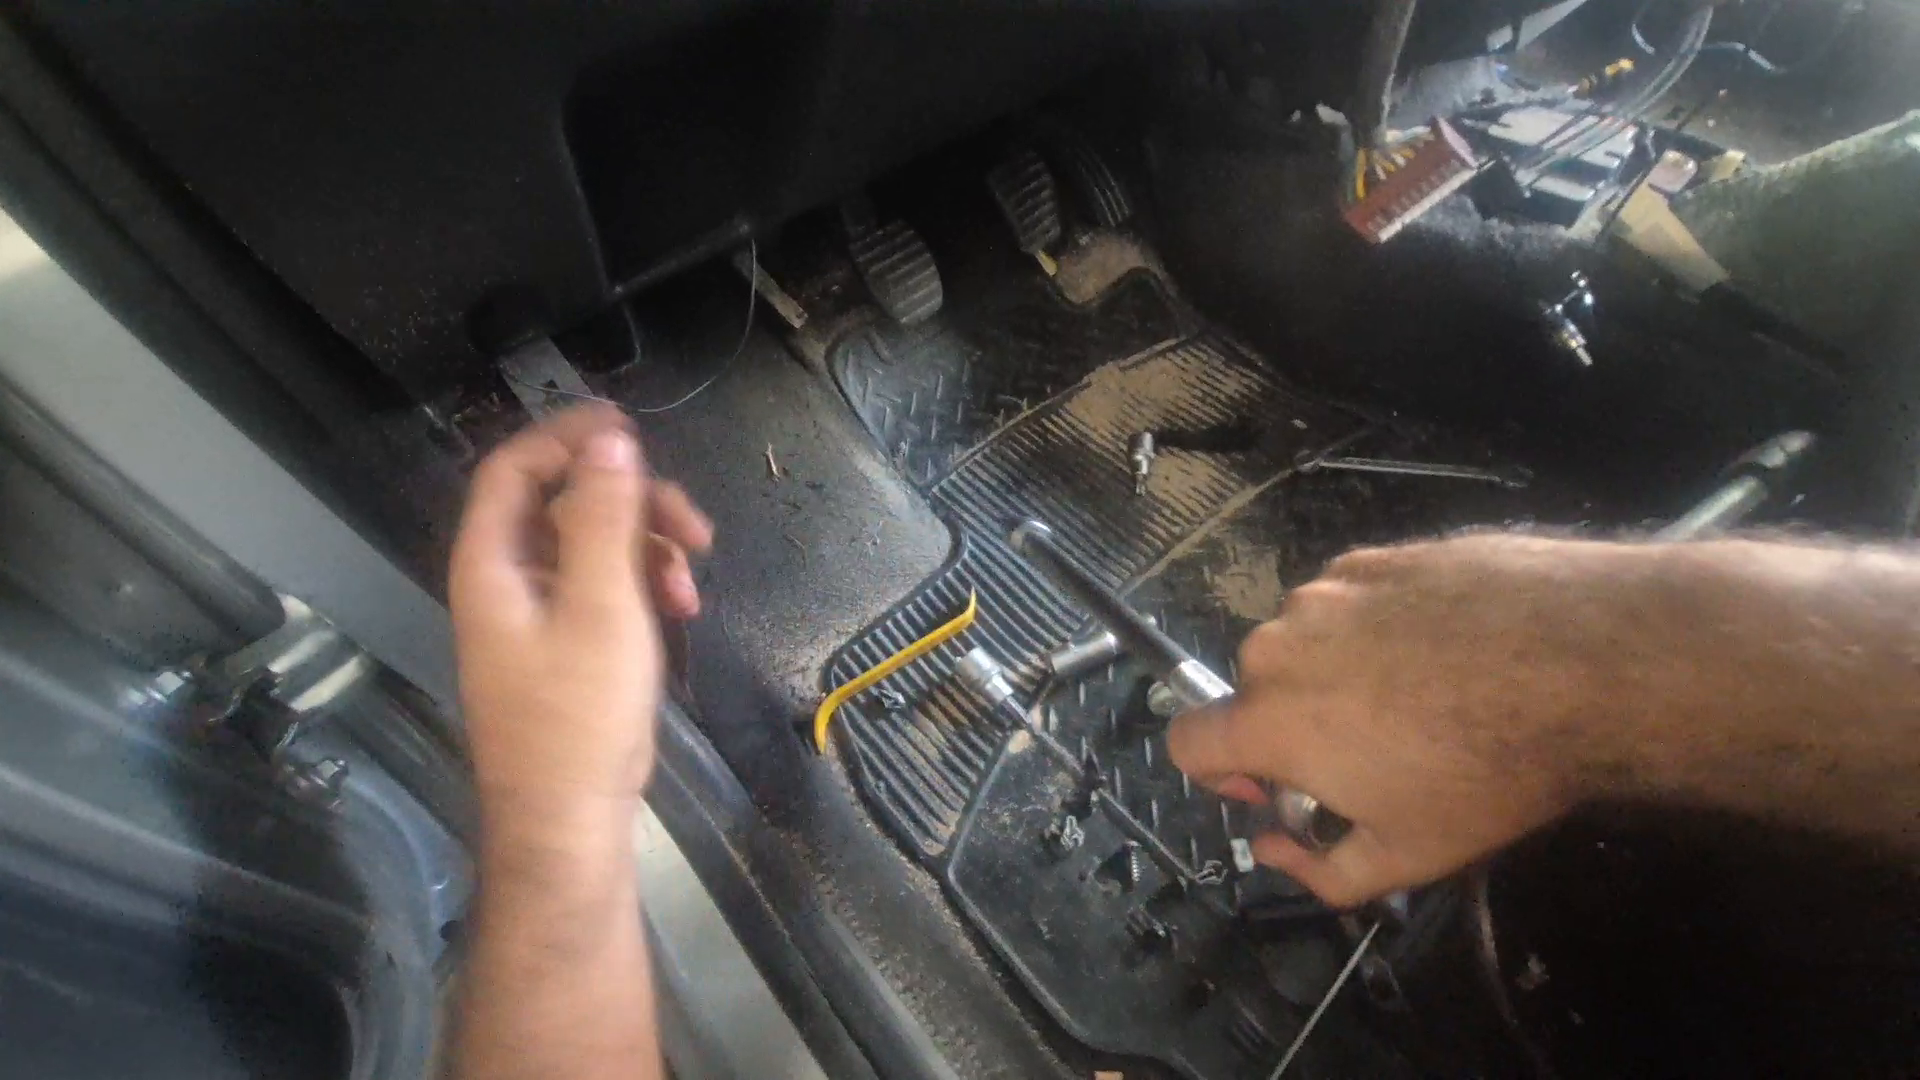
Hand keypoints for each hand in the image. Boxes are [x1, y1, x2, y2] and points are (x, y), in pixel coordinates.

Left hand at [449, 405, 712, 815]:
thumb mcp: (603, 605)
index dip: (566, 437)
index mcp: (496, 561)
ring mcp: (543, 610)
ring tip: (693, 583)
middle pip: (569, 505)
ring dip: (651, 549)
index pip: (516, 469)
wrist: (572, 813)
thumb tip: (611, 439)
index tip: (628, 425)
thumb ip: (606, 517)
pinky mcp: (573, 638)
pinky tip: (682, 607)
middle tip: (694, 525)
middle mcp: (512, 577)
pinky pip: (610, 584)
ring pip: (599, 545)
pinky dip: (648, 584)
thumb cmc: (579, 711)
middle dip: (637, 505)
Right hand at [1168, 534, 1660, 906]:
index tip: (1274, 786)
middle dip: (1293, 722)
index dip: (1217, 772)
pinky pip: (1343, 602)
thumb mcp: (1409, 854)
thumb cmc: (1486, 769)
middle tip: (1373, 744)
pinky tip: (1439, 641)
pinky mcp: (1365, 559)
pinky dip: (1370, 625)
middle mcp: (1272, 646)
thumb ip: (1319, 871)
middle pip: (1255, 692)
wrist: (1585, 657)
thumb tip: (1273, 848)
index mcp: (1267, 719)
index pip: (1185, 740)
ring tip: (1419, 686)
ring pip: (1301, 643)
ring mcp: (1317, 593)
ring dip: (1332, 669)